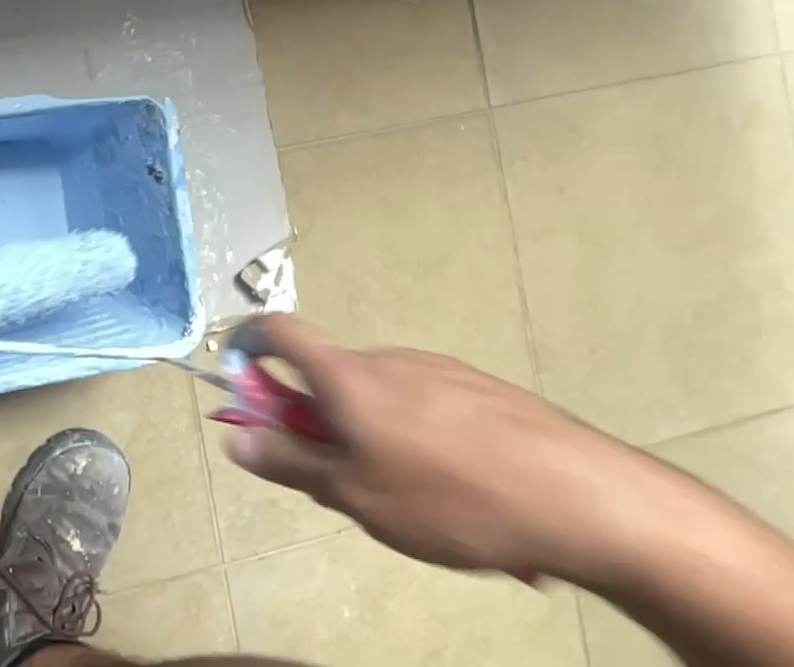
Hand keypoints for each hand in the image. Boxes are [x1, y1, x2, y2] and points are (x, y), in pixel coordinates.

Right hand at [220, 315, 648, 581]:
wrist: (596, 503)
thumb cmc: (450, 497)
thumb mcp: (354, 494)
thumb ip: (289, 462)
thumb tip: (236, 438)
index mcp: (346, 375)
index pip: (277, 330)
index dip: (246, 342)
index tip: (240, 375)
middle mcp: (388, 359)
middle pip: (330, 374)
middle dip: (318, 416)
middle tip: (336, 473)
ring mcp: (443, 372)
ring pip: (382, 396)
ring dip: (371, 430)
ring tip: (411, 496)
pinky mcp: (489, 392)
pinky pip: (430, 407)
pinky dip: (420, 437)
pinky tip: (462, 491)